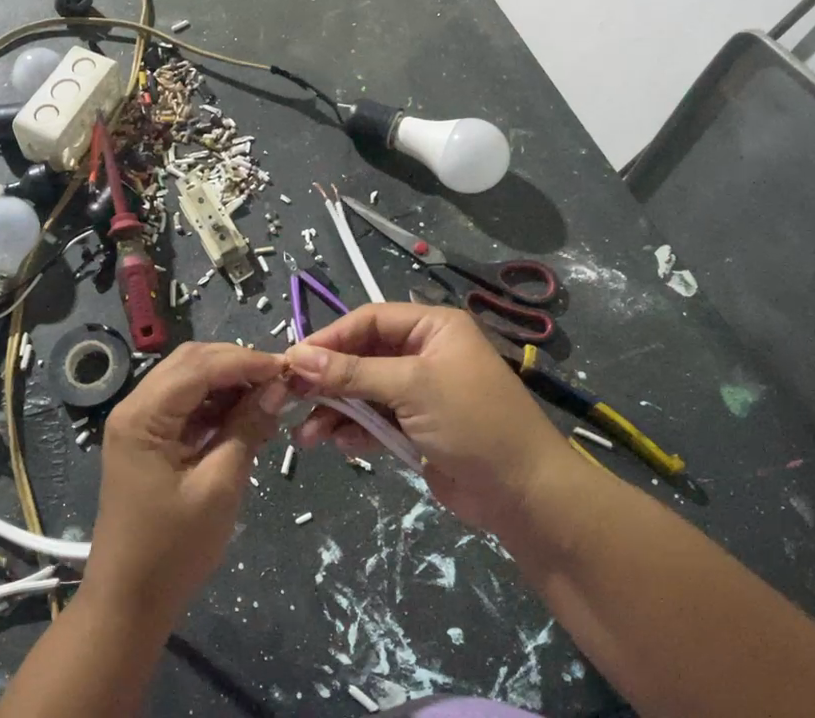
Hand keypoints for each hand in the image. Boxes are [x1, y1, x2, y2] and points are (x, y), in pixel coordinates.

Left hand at [82, 342, 288, 623]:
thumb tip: (277, 388)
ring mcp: (138, 424)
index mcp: (142, 416)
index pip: (198, 366)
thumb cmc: (174, 549)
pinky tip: (244, 417)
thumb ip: (247, 429)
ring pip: (187, 381)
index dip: (245, 361)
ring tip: (269, 398)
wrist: (129, 600)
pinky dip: (215, 405)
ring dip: (227, 383)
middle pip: (190, 364)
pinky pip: (183, 407)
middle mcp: (134, 408)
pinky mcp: (147, 441)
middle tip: (281, 381)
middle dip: (236, 365)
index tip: (288, 368)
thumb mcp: (219, 486)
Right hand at [286, 302, 574, 533]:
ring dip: (335, 412)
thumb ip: (351, 372)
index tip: (293, 360)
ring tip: (306, 436)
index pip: (369, 320)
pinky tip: (337, 445)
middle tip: (290, 398)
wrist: (523, 494)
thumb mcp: (410, 388)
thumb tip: (297, 357)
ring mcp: (420, 393)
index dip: (329, 338)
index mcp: (433, 328)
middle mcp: (424, 354)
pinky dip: (355, 432)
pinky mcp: (417, 428)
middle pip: (361, 357)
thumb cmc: (472, 422)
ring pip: (363, 393)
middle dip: (328, 381)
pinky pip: (375, 421)